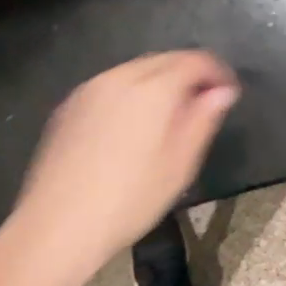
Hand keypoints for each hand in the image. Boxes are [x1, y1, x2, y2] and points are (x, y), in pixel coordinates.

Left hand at [4, 51, 239, 281]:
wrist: (56, 225)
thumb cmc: (129, 200)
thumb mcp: (179, 166)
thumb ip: (203, 120)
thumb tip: (222, 92)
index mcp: (153, 88)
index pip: (195, 60)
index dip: (217, 72)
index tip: (228, 93)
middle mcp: (121, 76)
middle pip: (164, 60)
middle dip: (188, 74)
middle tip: (202, 104)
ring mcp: (90, 87)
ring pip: (135, 71)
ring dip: (158, 82)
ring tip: (168, 115)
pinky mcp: (69, 104)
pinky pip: (110, 86)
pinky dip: (129, 93)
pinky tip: (130, 126)